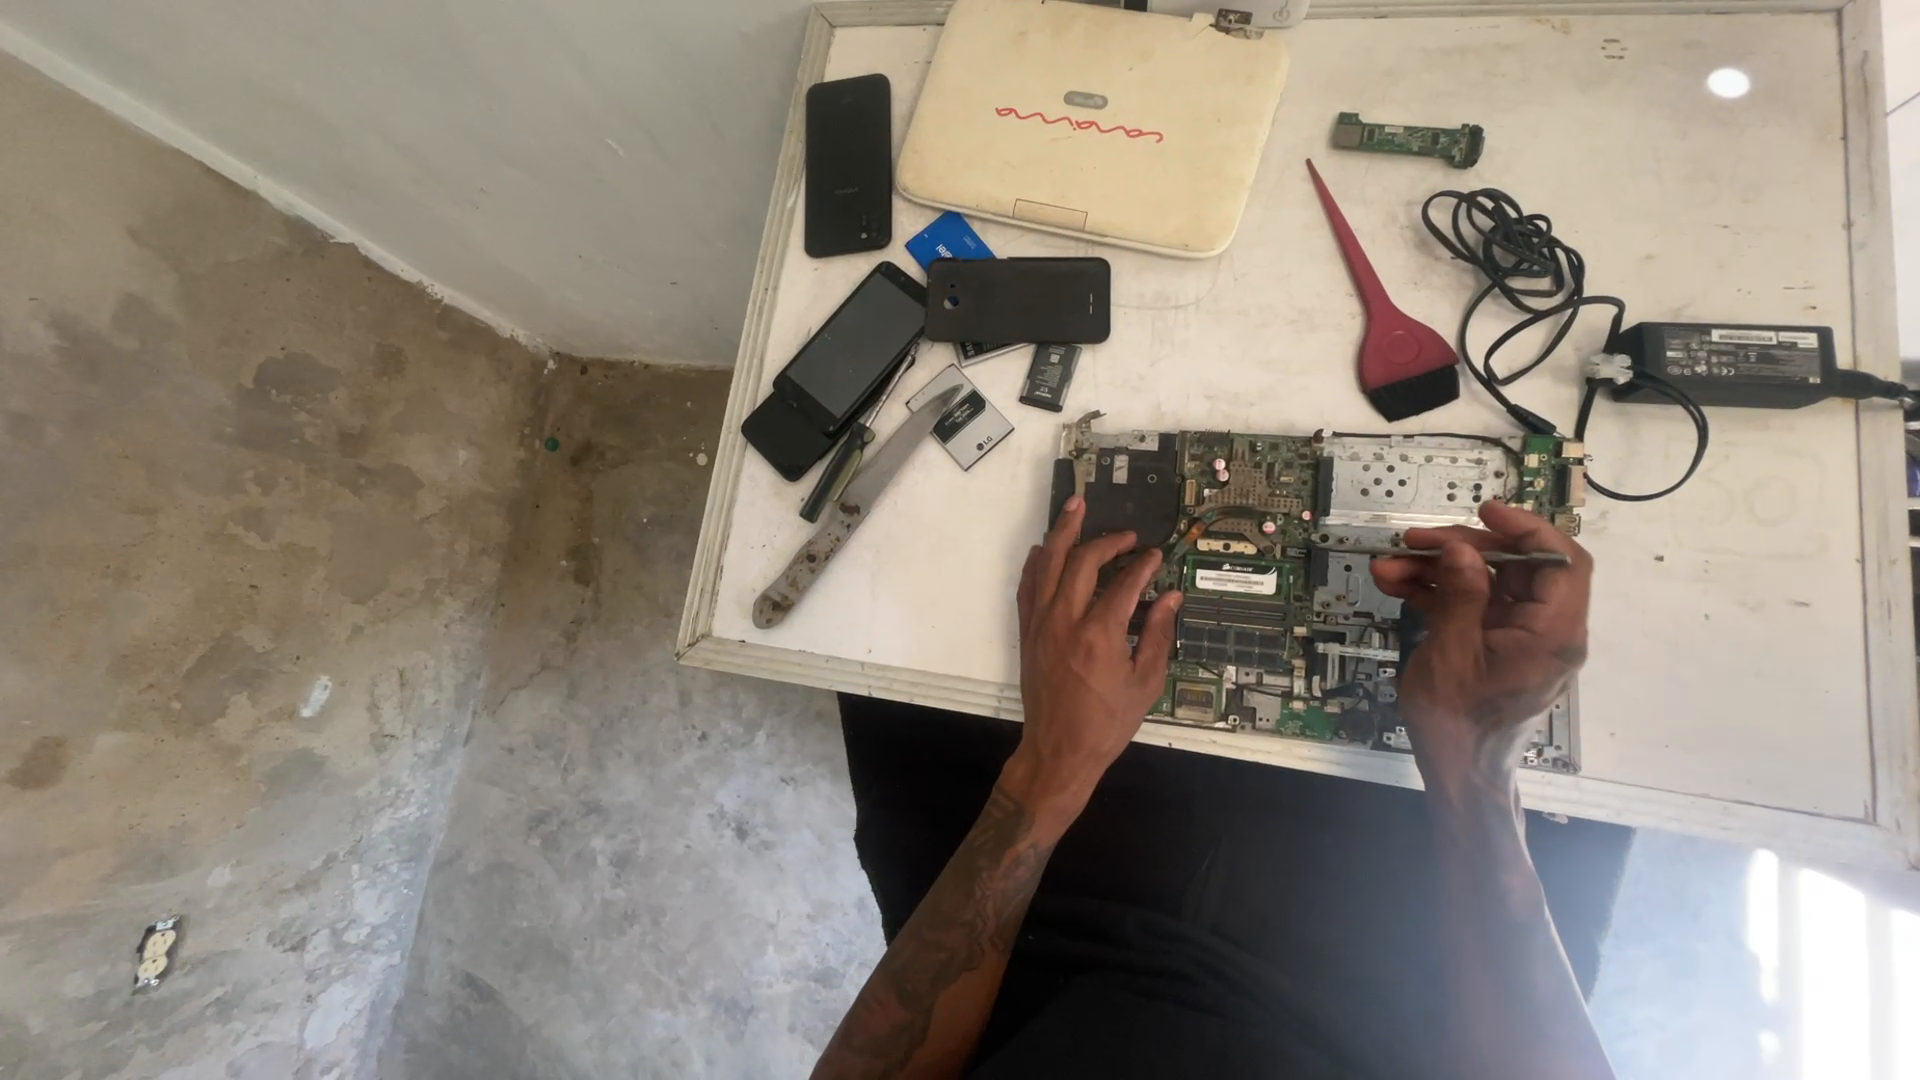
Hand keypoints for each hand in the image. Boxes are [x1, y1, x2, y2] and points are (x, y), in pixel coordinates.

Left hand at [1006, 496, 1182, 822]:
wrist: (1059, 748)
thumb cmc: (1107, 722)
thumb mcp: (1145, 683)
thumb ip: (1158, 634)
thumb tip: (1171, 596)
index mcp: (1100, 633)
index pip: (1125, 583)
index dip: (1143, 564)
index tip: (1155, 555)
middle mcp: (1066, 619)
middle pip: (1083, 561)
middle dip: (1106, 540)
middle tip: (1125, 534)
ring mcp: (1041, 622)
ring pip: (1049, 564)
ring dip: (1063, 532)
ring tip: (1075, 506)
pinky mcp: (1027, 631)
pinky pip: (1027, 586)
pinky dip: (1036, 563)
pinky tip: (1045, 548)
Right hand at [1371, 500, 1592, 788]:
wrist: (1456, 769)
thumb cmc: (1459, 720)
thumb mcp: (1453, 655)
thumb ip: (1461, 597)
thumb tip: (1465, 549)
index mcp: (1552, 633)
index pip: (1562, 563)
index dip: (1528, 530)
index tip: (1484, 510)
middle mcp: (1541, 629)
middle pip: (1513, 567)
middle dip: (1460, 548)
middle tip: (1411, 542)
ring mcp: (1513, 635)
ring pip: (1482, 583)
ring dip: (1435, 569)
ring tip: (1388, 566)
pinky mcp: (1487, 642)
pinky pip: (1465, 604)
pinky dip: (1432, 591)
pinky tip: (1396, 584)